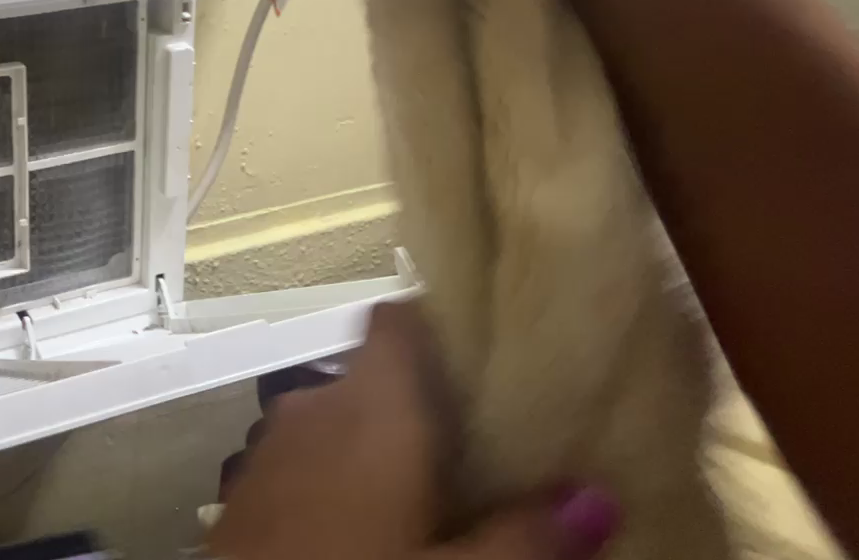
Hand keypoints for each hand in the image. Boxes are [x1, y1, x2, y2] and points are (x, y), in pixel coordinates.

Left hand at [204, 303, 620, 559]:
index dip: (438, 322)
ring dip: (392, 439)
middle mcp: (317, 403)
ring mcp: (279, 435)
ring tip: (451, 487)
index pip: (396, 324)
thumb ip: (525, 535)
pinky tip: (381, 515)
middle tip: (497, 442)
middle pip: (380, 376)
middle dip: (434, 403)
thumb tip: (598, 495)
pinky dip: (351, 463)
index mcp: (368, 409)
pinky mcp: (259, 470)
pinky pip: (316, 446)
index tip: (491, 347)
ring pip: (347, 414)